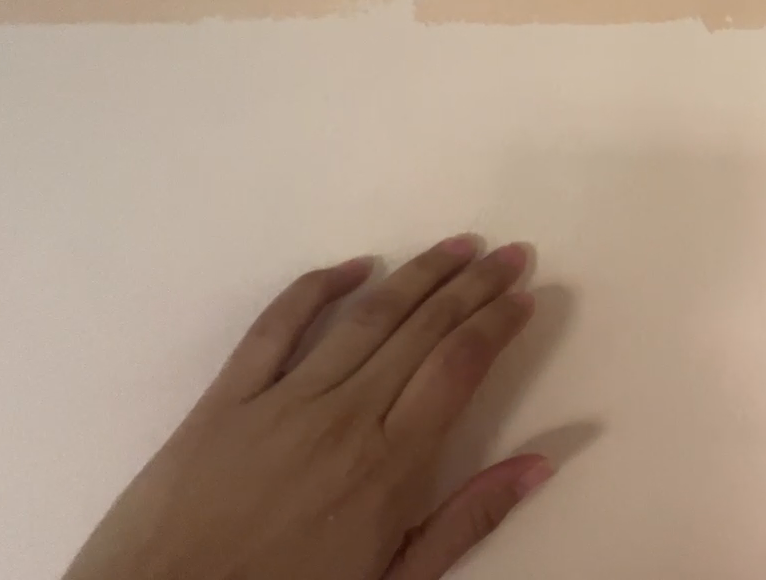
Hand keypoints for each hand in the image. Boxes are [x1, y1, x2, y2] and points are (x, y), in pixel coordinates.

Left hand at [65, 237, 549, 579]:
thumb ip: (469, 519)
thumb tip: (544, 462)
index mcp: (392, 462)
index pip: (461, 364)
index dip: (498, 321)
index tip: (524, 295)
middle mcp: (346, 416)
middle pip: (426, 328)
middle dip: (477, 284)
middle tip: (509, 253)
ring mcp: (281, 403)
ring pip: (368, 316)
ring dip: (421, 273)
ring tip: (458, 245)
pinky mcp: (221, 403)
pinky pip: (274, 329)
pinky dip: (317, 288)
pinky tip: (357, 265)